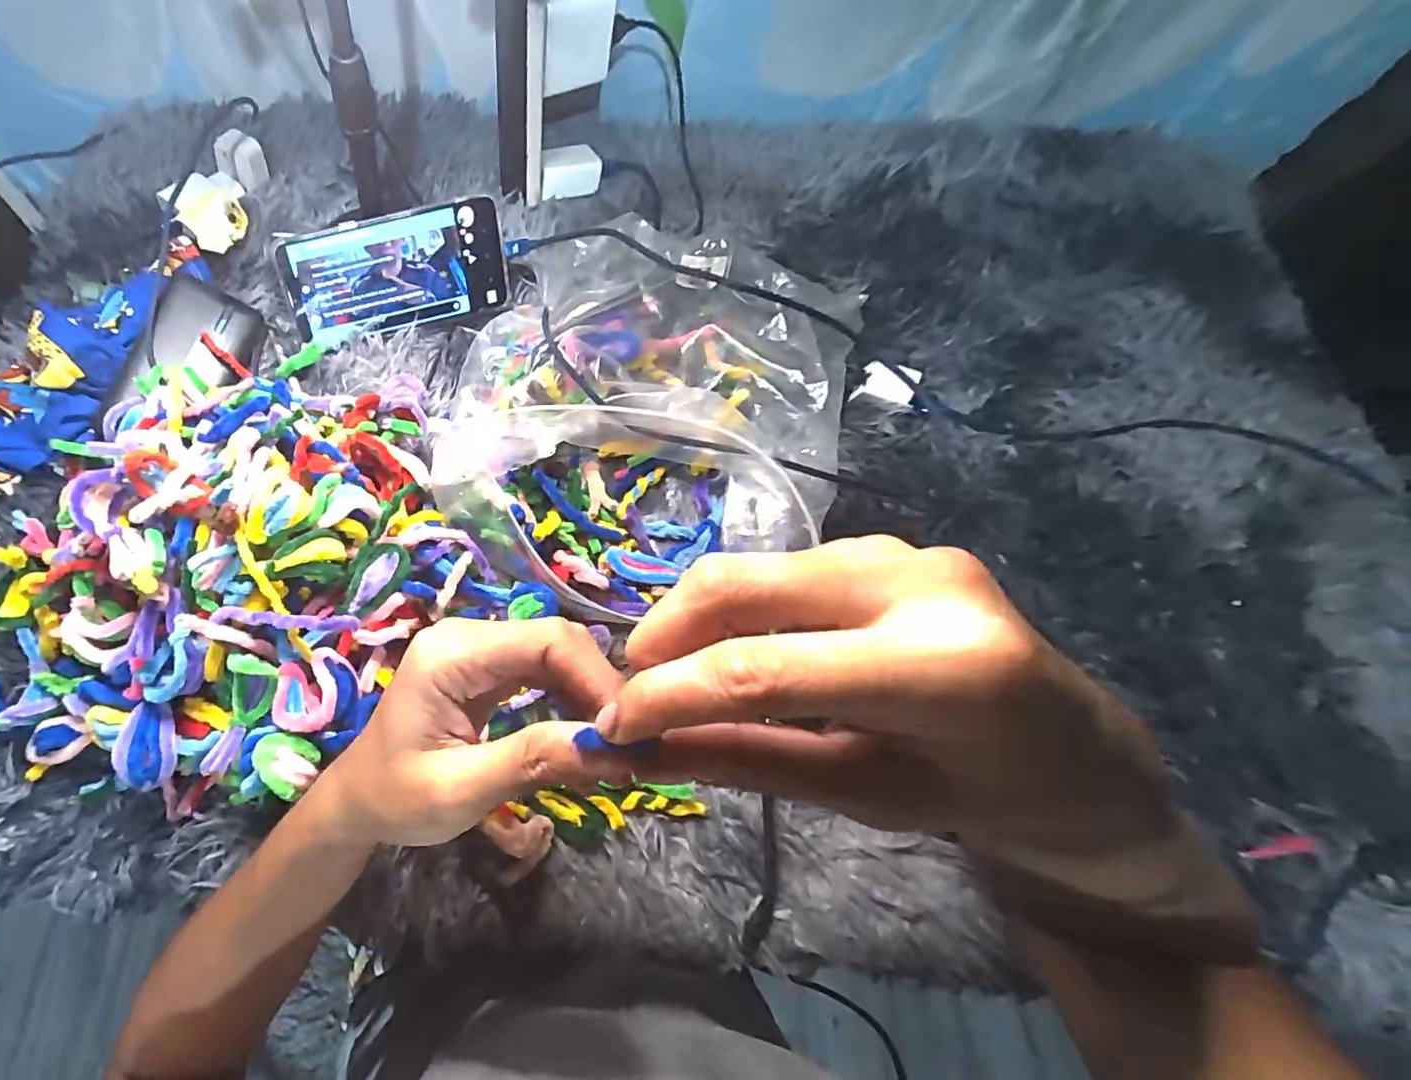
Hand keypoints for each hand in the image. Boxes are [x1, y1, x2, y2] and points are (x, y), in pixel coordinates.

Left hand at [304, 618, 627, 848]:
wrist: (356, 802)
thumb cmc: (395, 799)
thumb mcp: (460, 789)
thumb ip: (532, 761)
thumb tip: (612, 749)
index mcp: (451, 653)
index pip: (545, 640)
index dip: (595, 678)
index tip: (627, 732)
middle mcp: (466, 636)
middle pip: (555, 640)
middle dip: (597, 688)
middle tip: (630, 744)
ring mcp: (475, 649)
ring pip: (554, 654)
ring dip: (588, 695)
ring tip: (613, 744)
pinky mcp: (483, 669)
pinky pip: (541, 671)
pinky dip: (569, 699)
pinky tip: (585, 733)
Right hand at [597, 536, 1257, 954]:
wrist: (1086, 756)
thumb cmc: (980, 799)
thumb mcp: (855, 796)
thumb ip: (738, 760)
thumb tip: (633, 751)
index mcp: (941, 668)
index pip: (760, 669)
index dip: (667, 695)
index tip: (612, 725)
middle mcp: (918, 580)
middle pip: (735, 588)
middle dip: (660, 638)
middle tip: (632, 692)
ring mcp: (900, 548)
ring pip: (745, 569)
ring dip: (687, 622)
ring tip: (676, 676)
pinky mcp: (881, 543)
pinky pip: (772, 569)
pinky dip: (727, 611)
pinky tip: (728, 649)